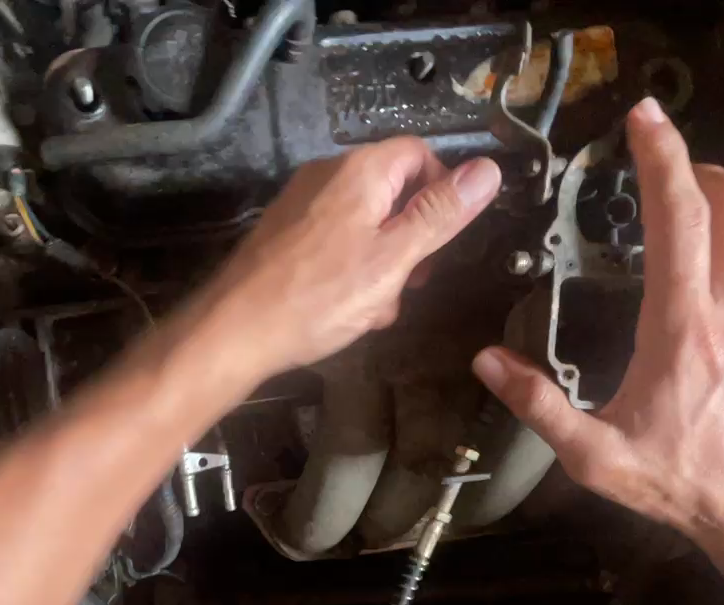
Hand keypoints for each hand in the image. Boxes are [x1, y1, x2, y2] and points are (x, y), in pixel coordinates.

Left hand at [197, 137, 501, 379]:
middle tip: (409, 284)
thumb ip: (439, 215)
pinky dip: (347, 276)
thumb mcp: (392, 259)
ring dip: (380, 269)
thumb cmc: (317, 297)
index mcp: (359, 171)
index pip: (419, 155)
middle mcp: (326, 178)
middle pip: (391, 195)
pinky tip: (342, 313)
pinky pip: (332, 247)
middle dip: (408, 242)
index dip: (441, 192)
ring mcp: (300, 209)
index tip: (442, 239)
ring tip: (371, 311)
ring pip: (363, 229)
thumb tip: (488, 170)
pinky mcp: (283, 240)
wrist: (235, 331)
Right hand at [470, 98, 723, 541]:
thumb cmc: (676, 480)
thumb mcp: (591, 454)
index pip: (679, 215)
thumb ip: (537, 403)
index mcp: (682, 324)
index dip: (660, 157)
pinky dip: (719, 260)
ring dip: (708, 210)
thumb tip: (486, 359)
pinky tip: (689, 300)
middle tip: (654, 163)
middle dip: (695, 165)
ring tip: (664, 227)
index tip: (641, 118)